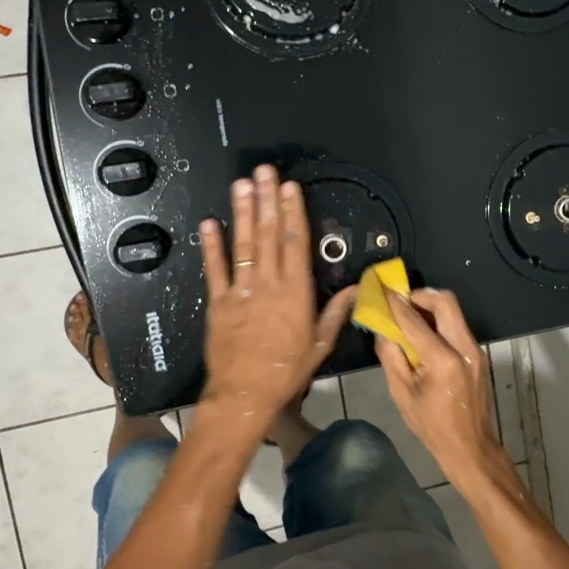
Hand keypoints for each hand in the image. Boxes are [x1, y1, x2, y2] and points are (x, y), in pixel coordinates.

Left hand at [197, 166, 355, 428]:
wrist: (244, 396)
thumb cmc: (286, 372)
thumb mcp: (320, 345)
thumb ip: (336, 313)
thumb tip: (358, 290)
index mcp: (296, 293)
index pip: (296, 244)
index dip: (293, 212)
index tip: (290, 188)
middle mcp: (269, 285)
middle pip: (270, 235)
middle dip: (267, 200)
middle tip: (264, 172)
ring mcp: (241, 291)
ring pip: (244, 244)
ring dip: (243, 212)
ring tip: (242, 185)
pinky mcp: (218, 302)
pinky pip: (215, 269)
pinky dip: (212, 246)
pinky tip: (210, 223)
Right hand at [373, 287, 505, 476]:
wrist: (469, 445)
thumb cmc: (431, 425)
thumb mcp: (402, 393)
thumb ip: (391, 356)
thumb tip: (382, 329)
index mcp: (443, 360)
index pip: (415, 321)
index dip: (396, 304)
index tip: (383, 292)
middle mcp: (464, 348)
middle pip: (446, 302)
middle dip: (421, 296)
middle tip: (402, 303)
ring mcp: (475, 350)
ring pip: (454, 312)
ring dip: (431, 308)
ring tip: (410, 319)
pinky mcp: (478, 354)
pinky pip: (458, 326)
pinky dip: (440, 323)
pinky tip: (425, 337)